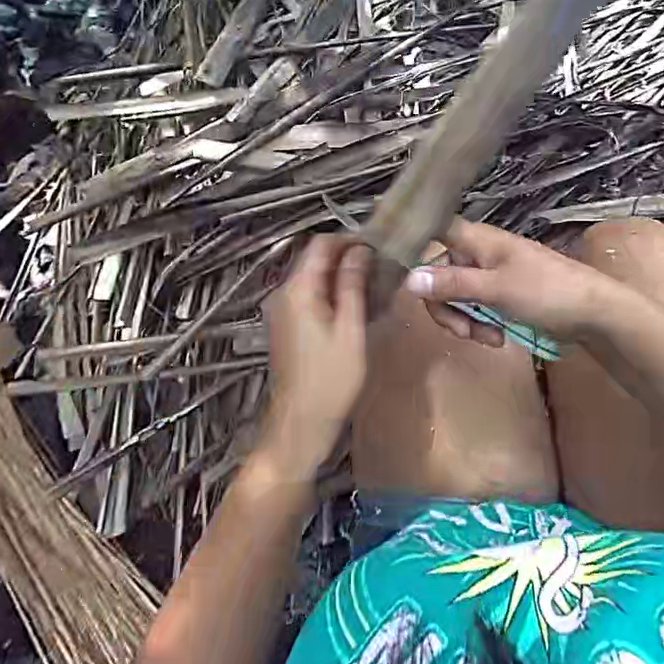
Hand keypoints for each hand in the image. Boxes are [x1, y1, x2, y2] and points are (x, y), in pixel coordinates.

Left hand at [256, 234, 371, 476]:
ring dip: (341, 276)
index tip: (378, 245)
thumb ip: (353, 286)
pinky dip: (332, 293)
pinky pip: (310, 296)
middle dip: (347, 257)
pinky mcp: (287, 326)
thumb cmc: (329, 381)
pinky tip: (357, 306)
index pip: (321, 244)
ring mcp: (282, 310)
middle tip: (381, 265)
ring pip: (314, 278)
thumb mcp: (350, 330)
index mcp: (298, 290)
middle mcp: (284, 294)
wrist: (299, 425)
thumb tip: (361, 252)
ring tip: (374, 284)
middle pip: (315, 259)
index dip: (350, 239)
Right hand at [404, 219, 631, 344]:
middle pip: (439, 273)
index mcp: (477, 239)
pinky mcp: (503, 296)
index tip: (398, 266)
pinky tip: (499, 337)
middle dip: (446, 306)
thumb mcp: (495, 290)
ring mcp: (491, 275)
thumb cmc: (547, 292)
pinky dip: (482, 325)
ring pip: (457, 296)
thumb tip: (407, 279)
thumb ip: (450, 284)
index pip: (434, 229)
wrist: (597, 314)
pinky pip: (477, 308)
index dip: (414, 240)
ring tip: (489, 337)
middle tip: (463, 330)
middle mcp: (479, 253)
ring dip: (466, 321)